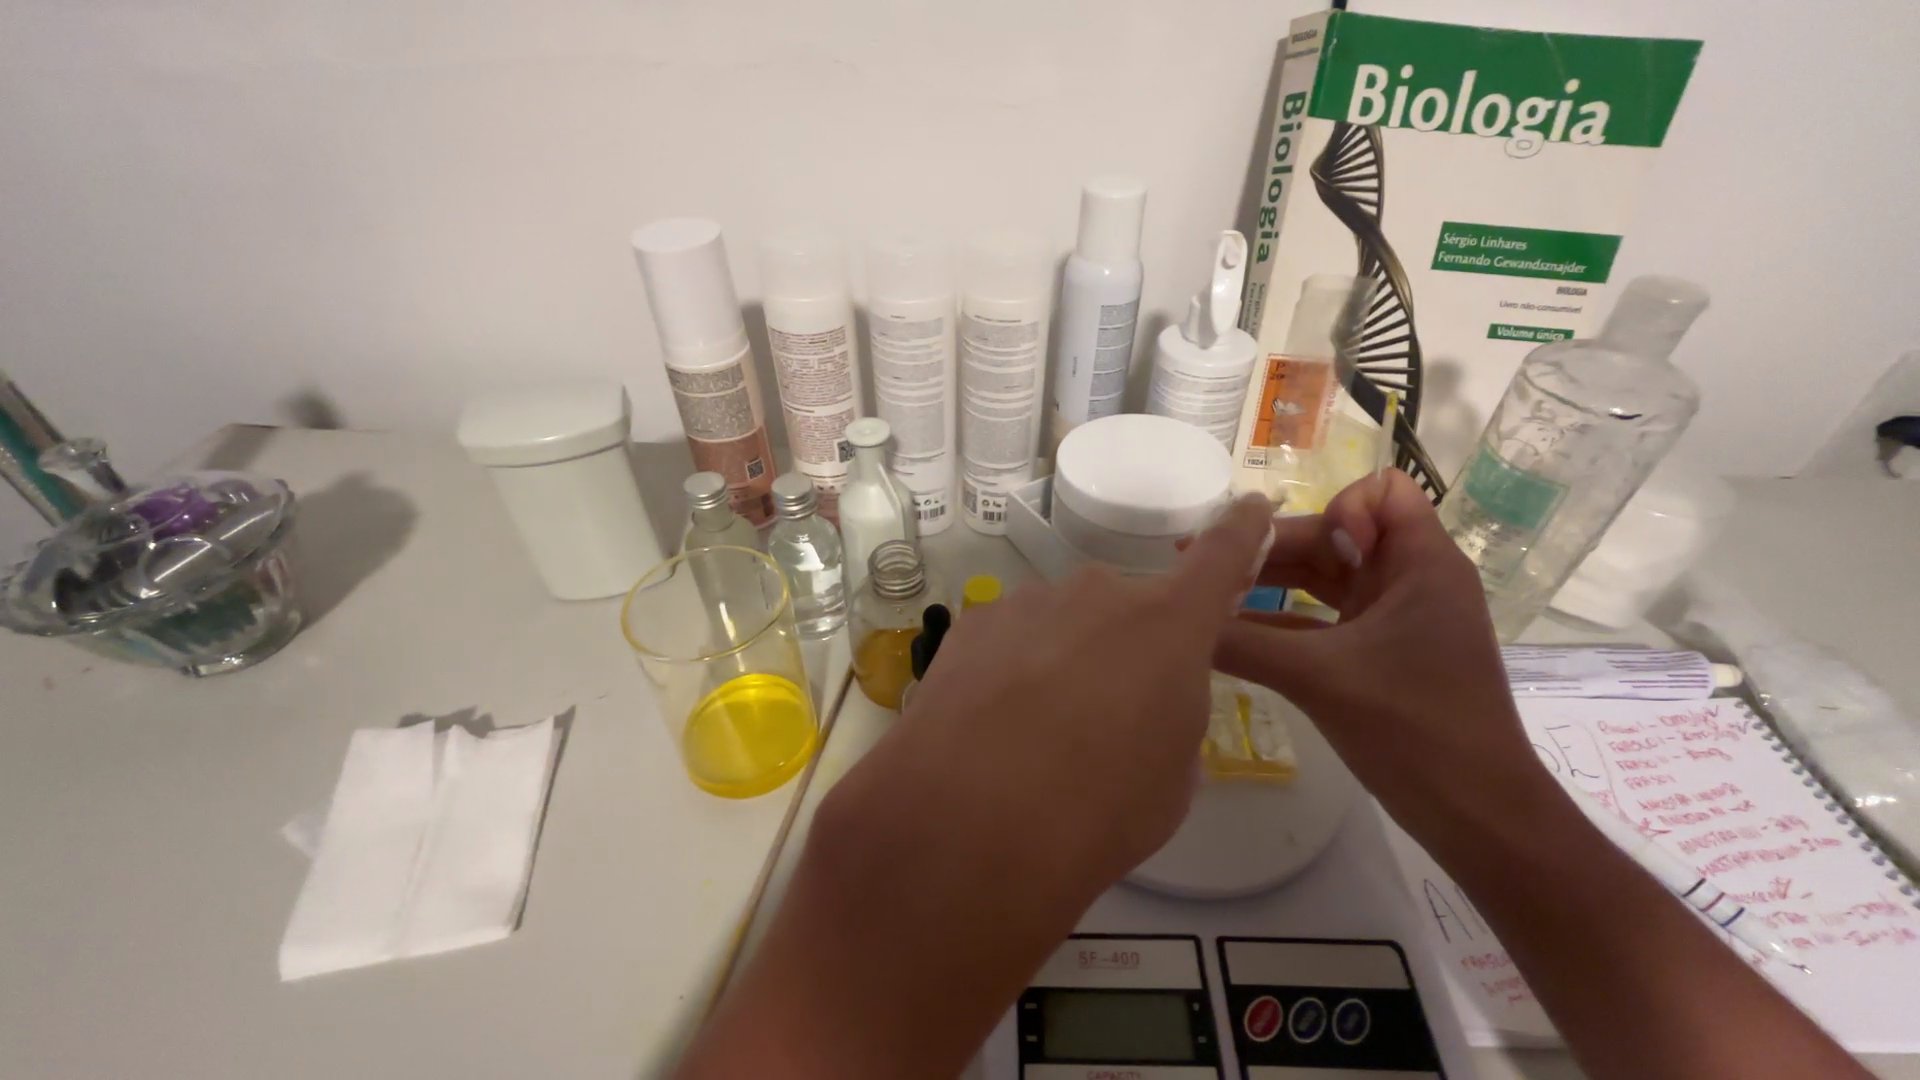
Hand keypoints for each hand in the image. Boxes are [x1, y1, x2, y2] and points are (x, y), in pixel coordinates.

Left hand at [819, 491, 1277, 907]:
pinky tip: (992, 721)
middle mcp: (1101, 593)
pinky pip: (1014, 636)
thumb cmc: (1098, 810)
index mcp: (1169, 624)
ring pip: (1066, 622)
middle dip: (1126, 650)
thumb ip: (1172, 714)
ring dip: (1064, 659)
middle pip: (1129, 610)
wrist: (971, 818)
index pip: (1221, 557)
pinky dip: (1013, 667)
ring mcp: (1031, 601)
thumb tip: (1145, 702)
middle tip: (1102, 719)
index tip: (1251, 505)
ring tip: (1036, 732)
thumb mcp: (1173, 776)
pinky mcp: (975, 621)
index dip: (1241, 531)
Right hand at [1212, 470, 1551, 852]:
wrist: (1477, 815)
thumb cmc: (1414, 730)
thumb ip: (1244, 644)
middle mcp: (1408, 579)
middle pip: (1333, 535)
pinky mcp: (1376, 652)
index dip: (1334, 509)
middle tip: (1205, 564)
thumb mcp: (1320, 678)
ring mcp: (1392, 617)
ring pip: (1322, 577)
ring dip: (1268, 582)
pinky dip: (1279, 621)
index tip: (1290, 552)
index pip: (1381, 491)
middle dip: (1271, 547)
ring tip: (1207, 593)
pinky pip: (1320, 618)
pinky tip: (1229, 634)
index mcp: (1420, 564)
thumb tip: (1175, 621)